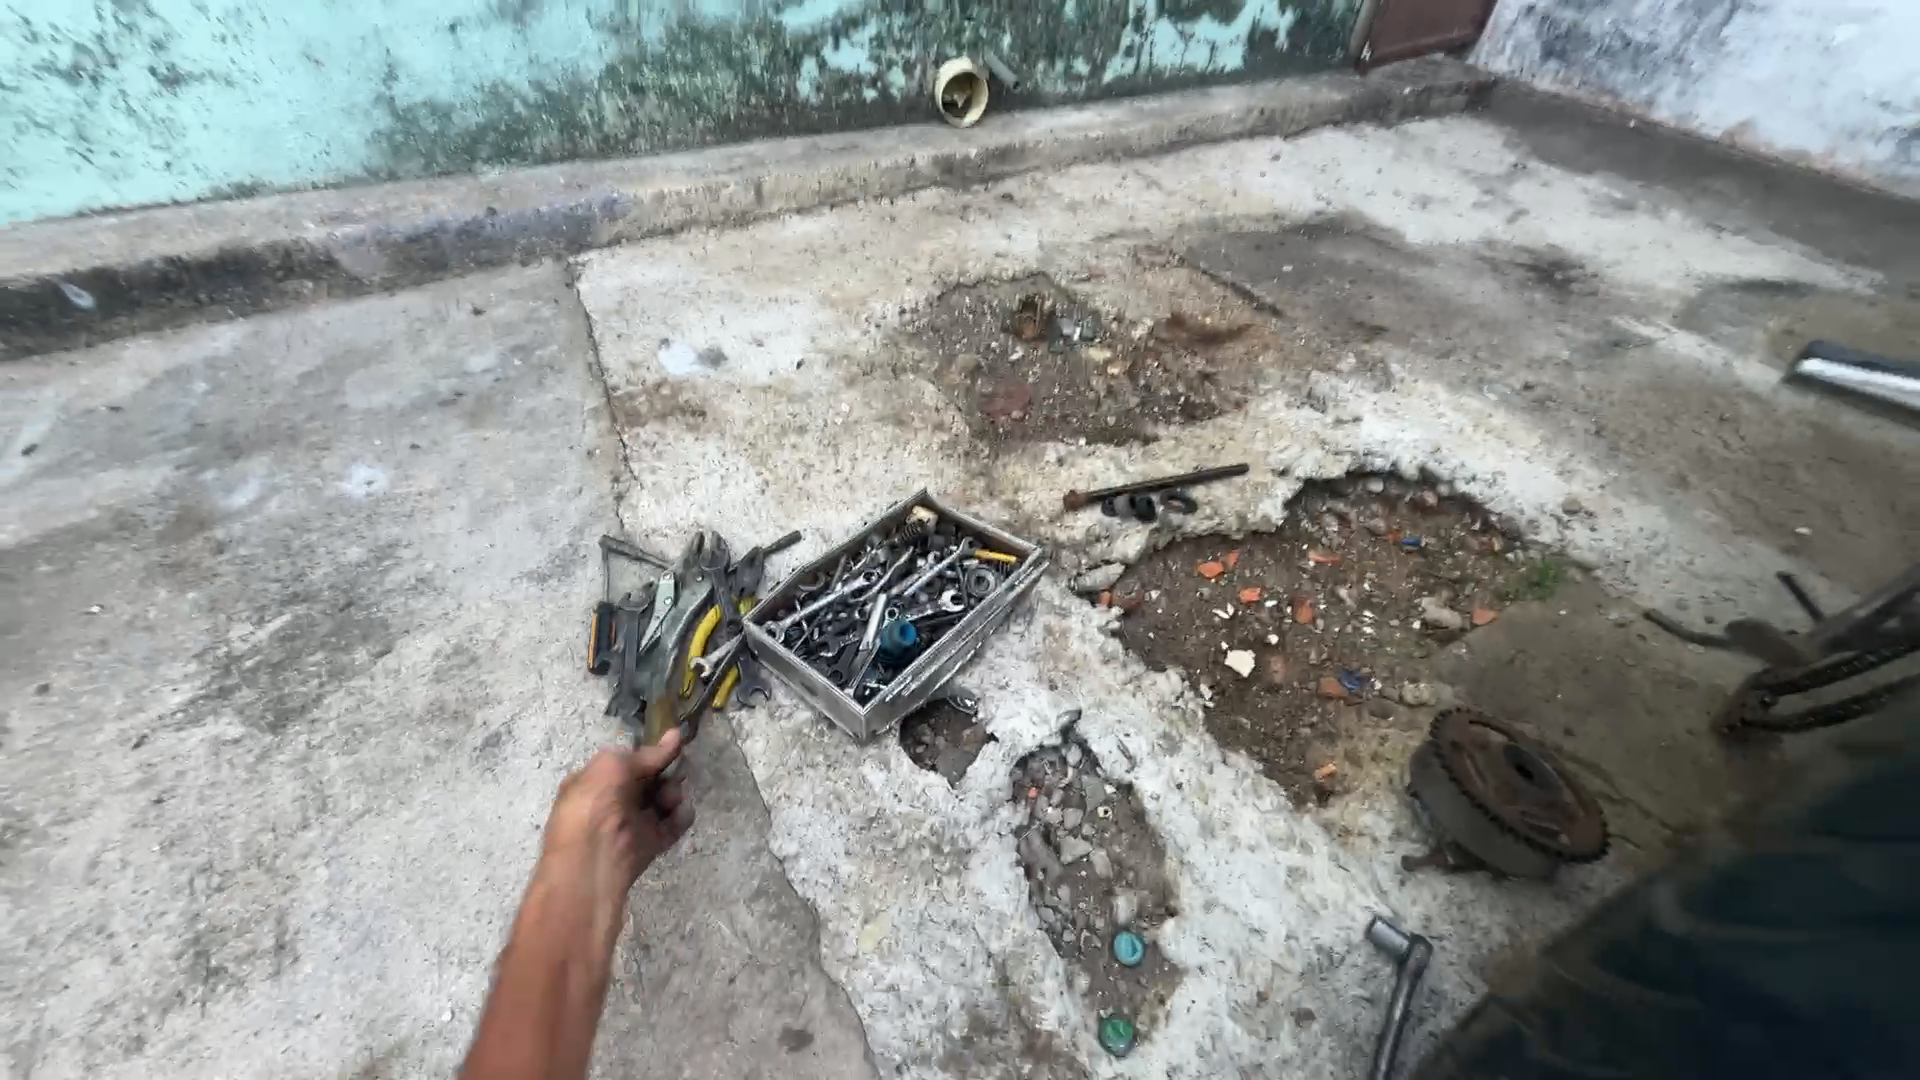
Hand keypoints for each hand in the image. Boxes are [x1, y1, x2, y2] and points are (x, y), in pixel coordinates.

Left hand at [539, 729, 694, 905]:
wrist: (591, 862)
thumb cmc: (593, 805)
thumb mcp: (613, 766)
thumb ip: (647, 754)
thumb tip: (676, 734)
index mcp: (596, 781)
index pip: (629, 761)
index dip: (651, 753)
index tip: (675, 743)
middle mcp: (614, 801)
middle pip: (651, 779)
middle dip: (668, 772)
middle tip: (679, 769)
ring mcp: (633, 823)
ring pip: (663, 800)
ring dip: (673, 793)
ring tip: (671, 798)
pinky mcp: (650, 843)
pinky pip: (672, 825)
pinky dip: (681, 817)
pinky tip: (681, 812)